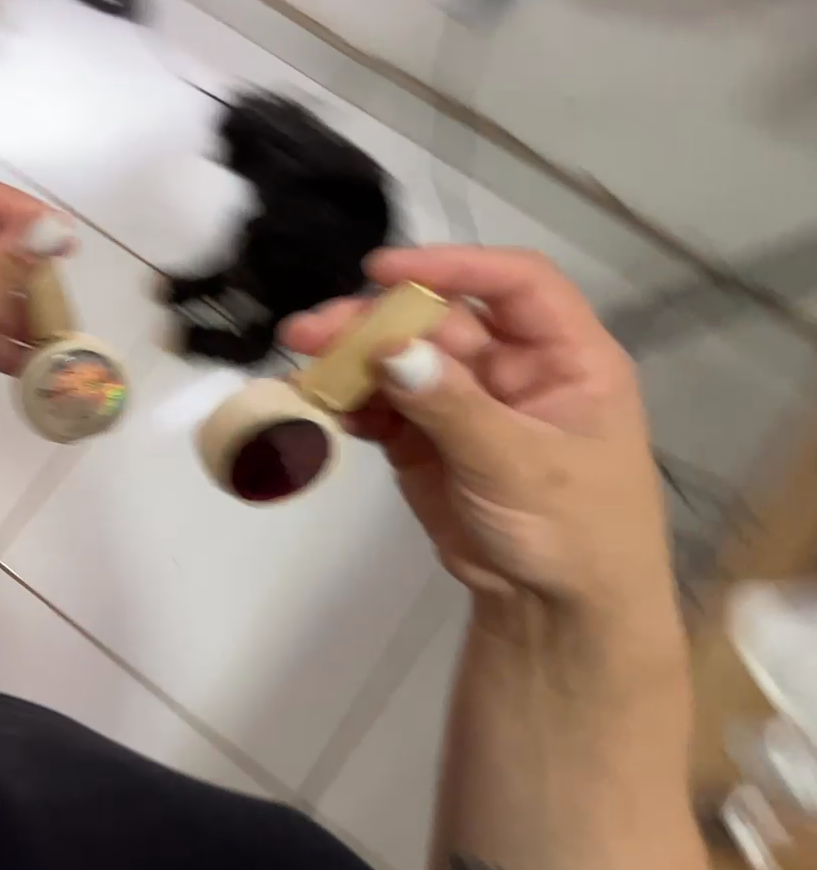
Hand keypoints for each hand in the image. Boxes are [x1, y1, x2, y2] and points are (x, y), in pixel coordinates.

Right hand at [279, 247, 674, 632]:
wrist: (548, 603)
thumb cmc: (571, 528)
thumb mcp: (519, 464)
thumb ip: (451, 406)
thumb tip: (390, 352)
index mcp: (562, 360)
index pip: (513, 286)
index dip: (451, 266)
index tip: (380, 271)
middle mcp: (508, 370)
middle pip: (432, 324)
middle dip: (370, 324)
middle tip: (307, 332)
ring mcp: (458, 403)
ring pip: (394, 362)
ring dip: (345, 362)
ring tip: (299, 370)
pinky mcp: (419, 437)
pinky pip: (375, 406)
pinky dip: (345, 404)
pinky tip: (318, 408)